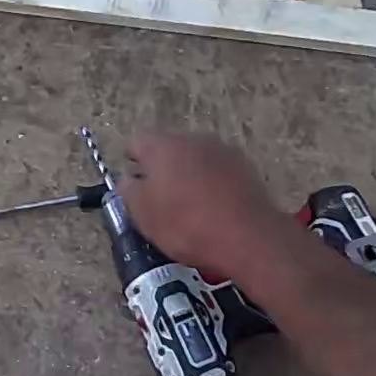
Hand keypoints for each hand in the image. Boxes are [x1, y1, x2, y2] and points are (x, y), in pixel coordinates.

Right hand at [119, 131, 301, 280]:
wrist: (247, 236)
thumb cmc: (186, 224)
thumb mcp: (143, 214)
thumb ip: (128, 191)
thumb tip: (128, 180)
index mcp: (163, 145)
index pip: (136, 142)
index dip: (131, 163)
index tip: (133, 186)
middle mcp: (193, 139)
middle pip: (168, 149)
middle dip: (161, 170)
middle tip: (158, 200)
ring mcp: (223, 150)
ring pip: (195, 159)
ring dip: (188, 176)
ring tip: (188, 208)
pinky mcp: (246, 167)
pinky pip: (218, 172)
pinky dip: (212, 185)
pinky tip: (213, 209)